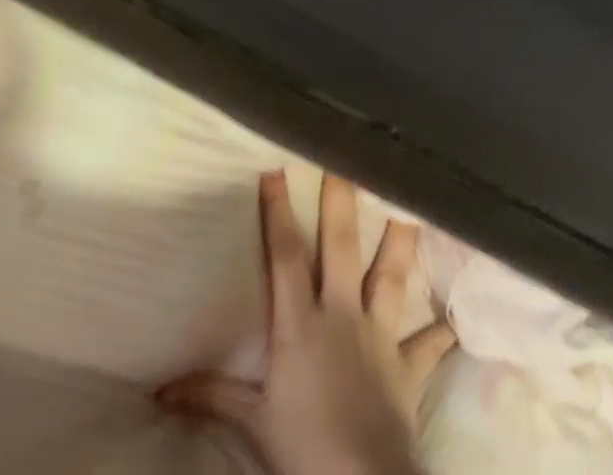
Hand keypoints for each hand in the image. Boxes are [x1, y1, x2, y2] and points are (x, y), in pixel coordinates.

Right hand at [157, 171, 456, 474]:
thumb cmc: (304, 445)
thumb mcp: (250, 418)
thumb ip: (208, 394)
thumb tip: (158, 391)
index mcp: (299, 323)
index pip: (285, 255)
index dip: (278, 212)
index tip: (274, 171)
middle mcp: (341, 319)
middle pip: (342, 252)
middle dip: (342, 208)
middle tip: (347, 167)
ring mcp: (380, 341)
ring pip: (392, 282)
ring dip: (401, 248)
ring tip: (410, 214)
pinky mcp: (408, 372)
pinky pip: (429, 346)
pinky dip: (441, 331)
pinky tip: (454, 316)